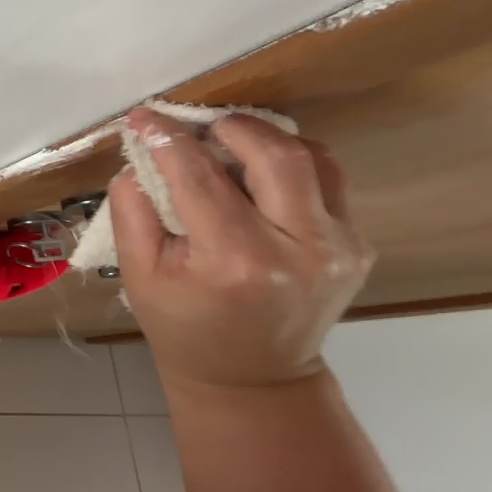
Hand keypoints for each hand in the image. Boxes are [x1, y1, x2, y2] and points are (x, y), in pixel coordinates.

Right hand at [112, 108, 374, 389]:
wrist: (251, 373)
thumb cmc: (181, 323)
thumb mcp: (138, 271)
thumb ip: (135, 210)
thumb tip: (142, 158)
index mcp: (233, 260)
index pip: (198, 177)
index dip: (167, 139)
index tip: (144, 117)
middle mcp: (298, 249)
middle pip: (277, 156)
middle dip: (229, 127)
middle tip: (195, 124)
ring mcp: (339, 246)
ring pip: (314, 160)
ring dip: (265, 140)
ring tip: (226, 143)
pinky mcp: (357, 244)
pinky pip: (326, 182)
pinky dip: (288, 165)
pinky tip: (254, 174)